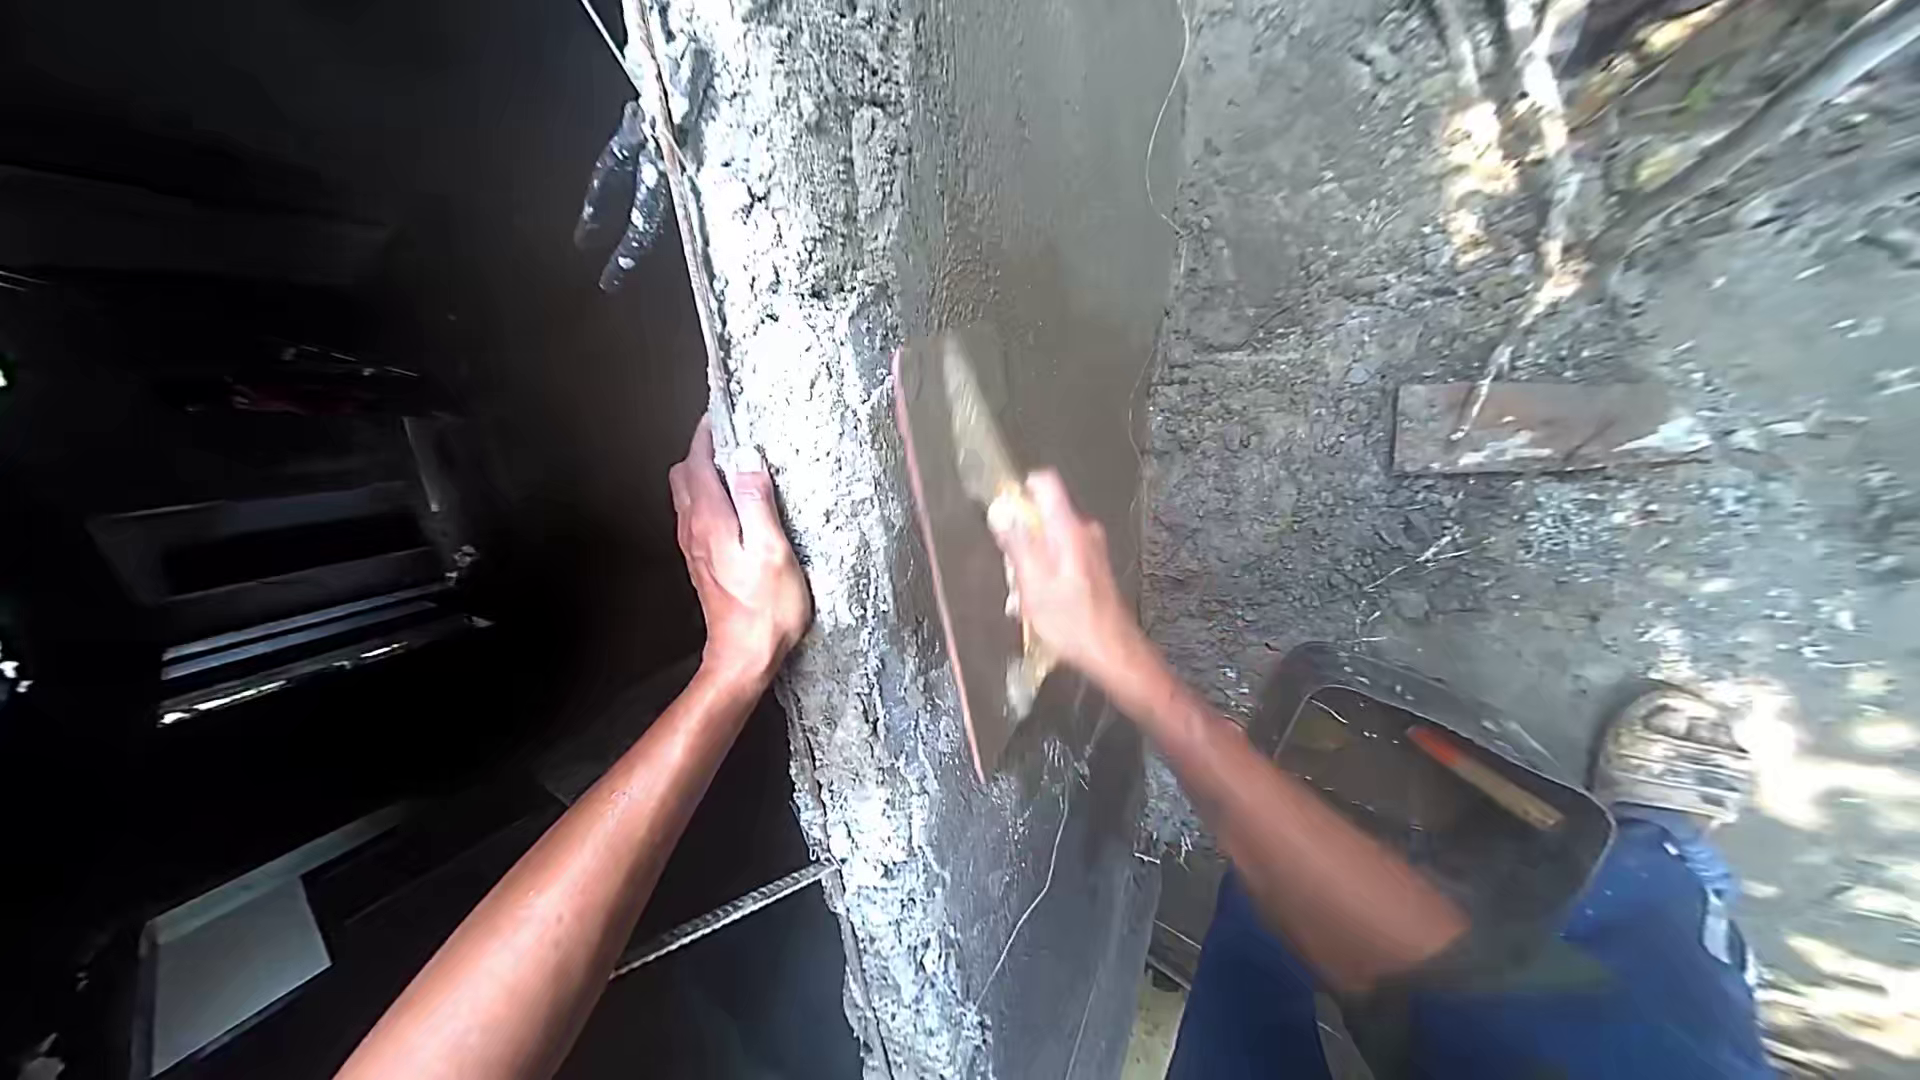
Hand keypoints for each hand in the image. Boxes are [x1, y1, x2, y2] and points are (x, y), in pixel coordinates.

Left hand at [669, 417, 810, 686]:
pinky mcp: (702, 564)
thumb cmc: (766, 608)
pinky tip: (730, 505)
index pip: (696, 465)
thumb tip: (746, 459)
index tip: (718, 417)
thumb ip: (757, 502)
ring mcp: (694, 549)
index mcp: (711, 522)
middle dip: (699, 452)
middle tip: (728, 439)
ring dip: (701, 475)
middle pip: (682, 477)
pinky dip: (706, 499)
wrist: (744, 655)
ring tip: (731, 465)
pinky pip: (695, 518)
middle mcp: (694, 531)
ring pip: (686, 497)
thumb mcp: (772, 550)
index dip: (705, 436)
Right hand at [987, 469, 1143, 684]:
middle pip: (1042, 515)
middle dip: (1020, 538)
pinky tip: (1038, 601)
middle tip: (1013, 571)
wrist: (1111, 651)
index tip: (1003, 512)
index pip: (1044, 483)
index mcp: (1068, 530)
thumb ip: (1016, 543)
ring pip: (1048, 539)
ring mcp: (1089, 548)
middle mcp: (1083, 532)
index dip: (1019, 492)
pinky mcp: (1091, 566)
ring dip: (1029, 562)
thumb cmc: (1074, 623)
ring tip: (1024, 595)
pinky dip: (1044, 573)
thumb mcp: (1033, 583)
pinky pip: (1058, 556)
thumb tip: (1000, 511)